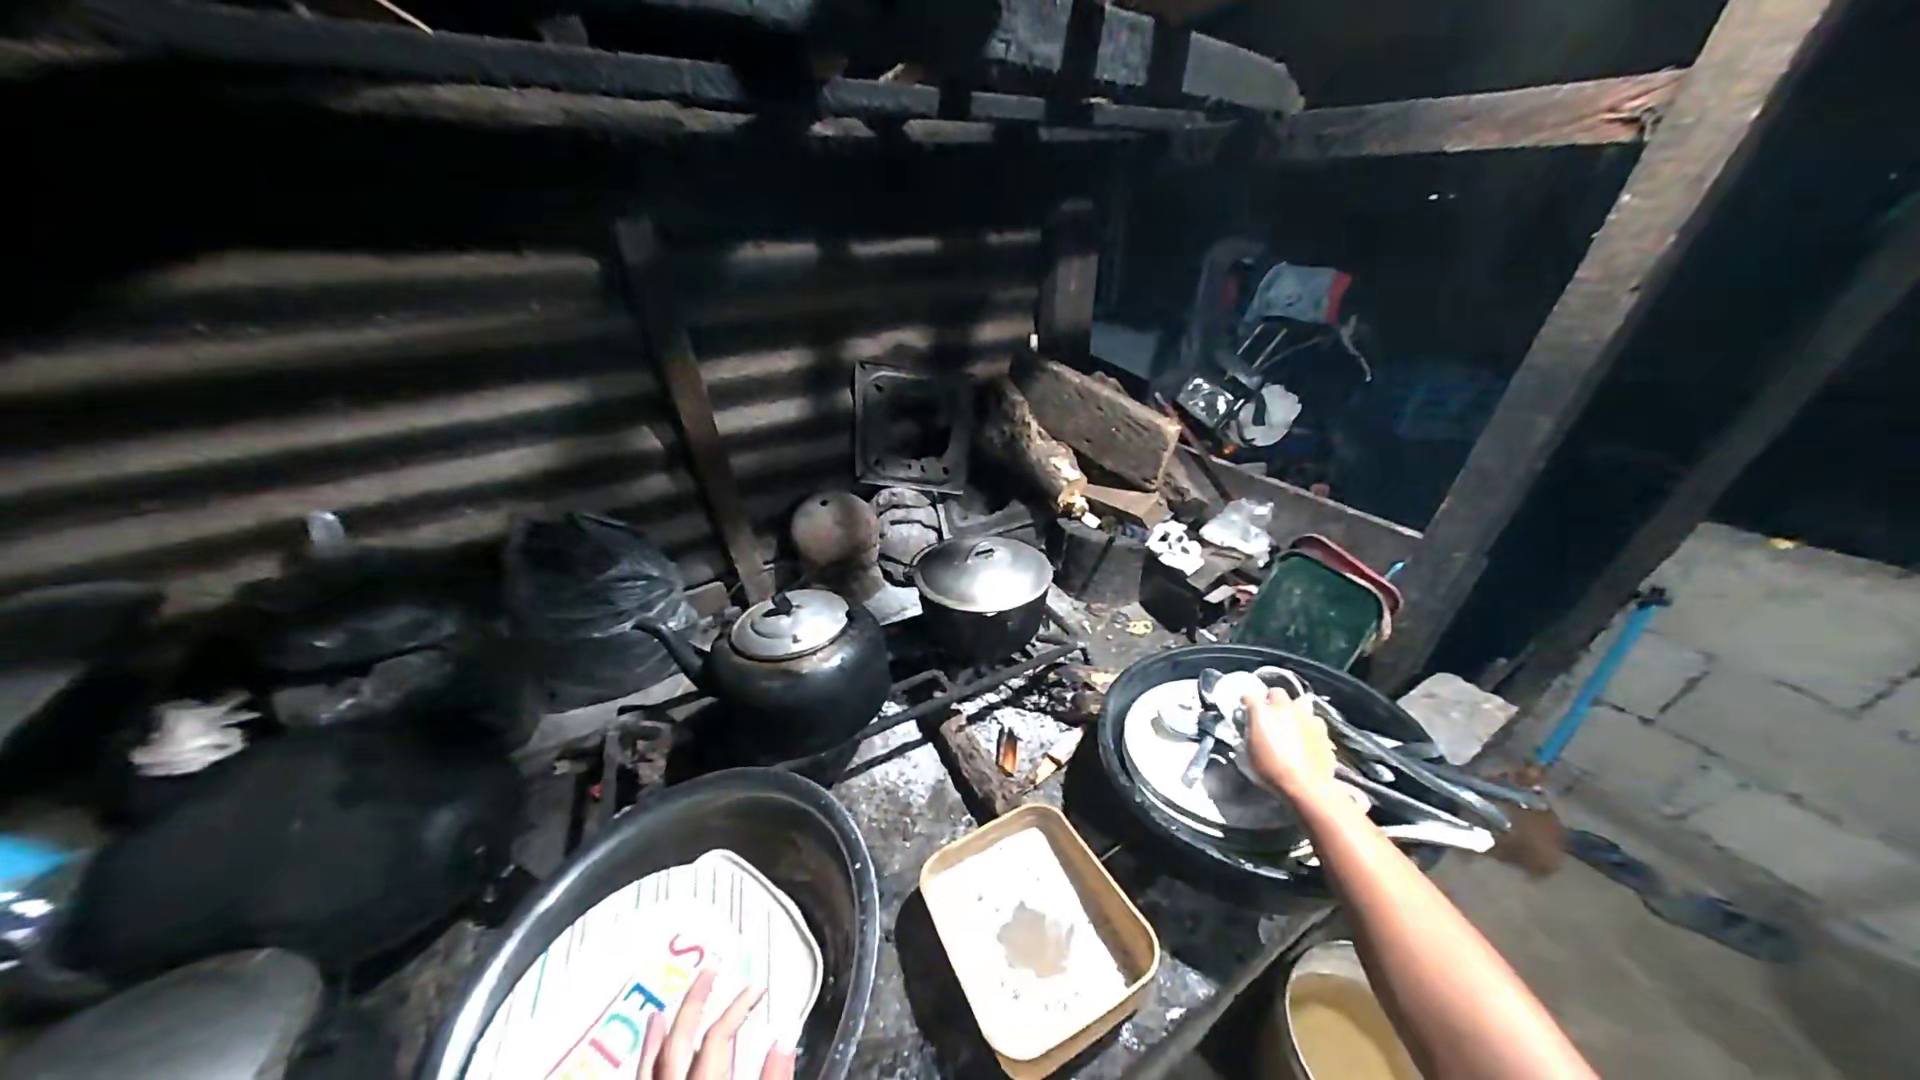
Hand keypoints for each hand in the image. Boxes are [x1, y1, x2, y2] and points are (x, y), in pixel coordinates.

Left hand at [638, 968, 795, 1079]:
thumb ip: (774, 1076)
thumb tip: (787, 1033)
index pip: (717, 1039)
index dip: (737, 1010)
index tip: (757, 988)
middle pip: (677, 1044)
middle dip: (694, 1002)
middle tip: (710, 966)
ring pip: (650, 1066)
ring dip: (657, 1035)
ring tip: (663, 1007)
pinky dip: (646, 1060)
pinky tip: (649, 1048)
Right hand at [1242, 688, 1337, 803]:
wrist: (1305, 786)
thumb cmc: (1269, 771)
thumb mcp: (1246, 755)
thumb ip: (1245, 736)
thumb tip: (1248, 731)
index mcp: (1261, 712)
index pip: (1249, 696)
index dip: (1246, 703)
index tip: (1245, 710)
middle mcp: (1284, 708)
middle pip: (1277, 692)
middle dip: (1272, 700)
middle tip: (1270, 714)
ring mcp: (1306, 717)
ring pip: (1301, 701)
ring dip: (1294, 708)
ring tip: (1292, 721)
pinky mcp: (1322, 729)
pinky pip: (1314, 720)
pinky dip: (1309, 724)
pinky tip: (1307, 736)